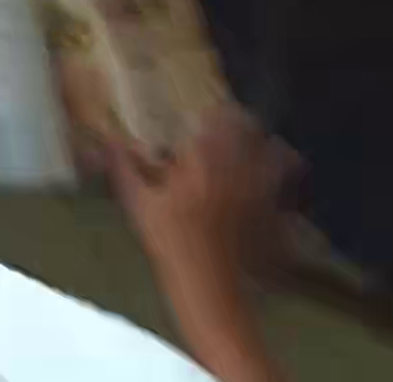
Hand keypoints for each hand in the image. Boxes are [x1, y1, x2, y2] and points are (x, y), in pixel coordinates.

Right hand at [103, 106, 298, 293]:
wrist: (209, 290)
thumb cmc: (168, 241)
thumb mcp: (137, 202)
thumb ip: (123, 167)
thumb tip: (106, 139)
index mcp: (202, 165)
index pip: (217, 128)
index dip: (221, 112)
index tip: (219, 102)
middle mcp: (234, 176)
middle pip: (252, 142)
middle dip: (250, 127)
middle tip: (245, 118)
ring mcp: (258, 201)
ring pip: (276, 168)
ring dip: (276, 154)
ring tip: (276, 146)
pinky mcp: (273, 226)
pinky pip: (286, 201)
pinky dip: (285, 192)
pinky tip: (284, 193)